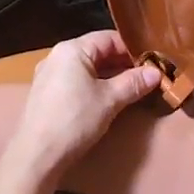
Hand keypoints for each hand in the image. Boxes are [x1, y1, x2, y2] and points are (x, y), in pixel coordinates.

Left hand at [5, 31, 162, 177]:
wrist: (37, 155)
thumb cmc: (74, 120)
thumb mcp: (109, 100)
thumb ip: (133, 83)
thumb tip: (157, 72)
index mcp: (71, 49)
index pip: (108, 38)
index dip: (132, 49)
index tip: (153, 63)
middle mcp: (57, 56)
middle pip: (97, 52)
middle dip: (122, 64)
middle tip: (147, 78)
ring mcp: (49, 75)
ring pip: (86, 68)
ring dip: (109, 77)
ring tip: (132, 90)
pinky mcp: (46, 93)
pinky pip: (75, 81)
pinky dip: (93, 86)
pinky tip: (107, 100)